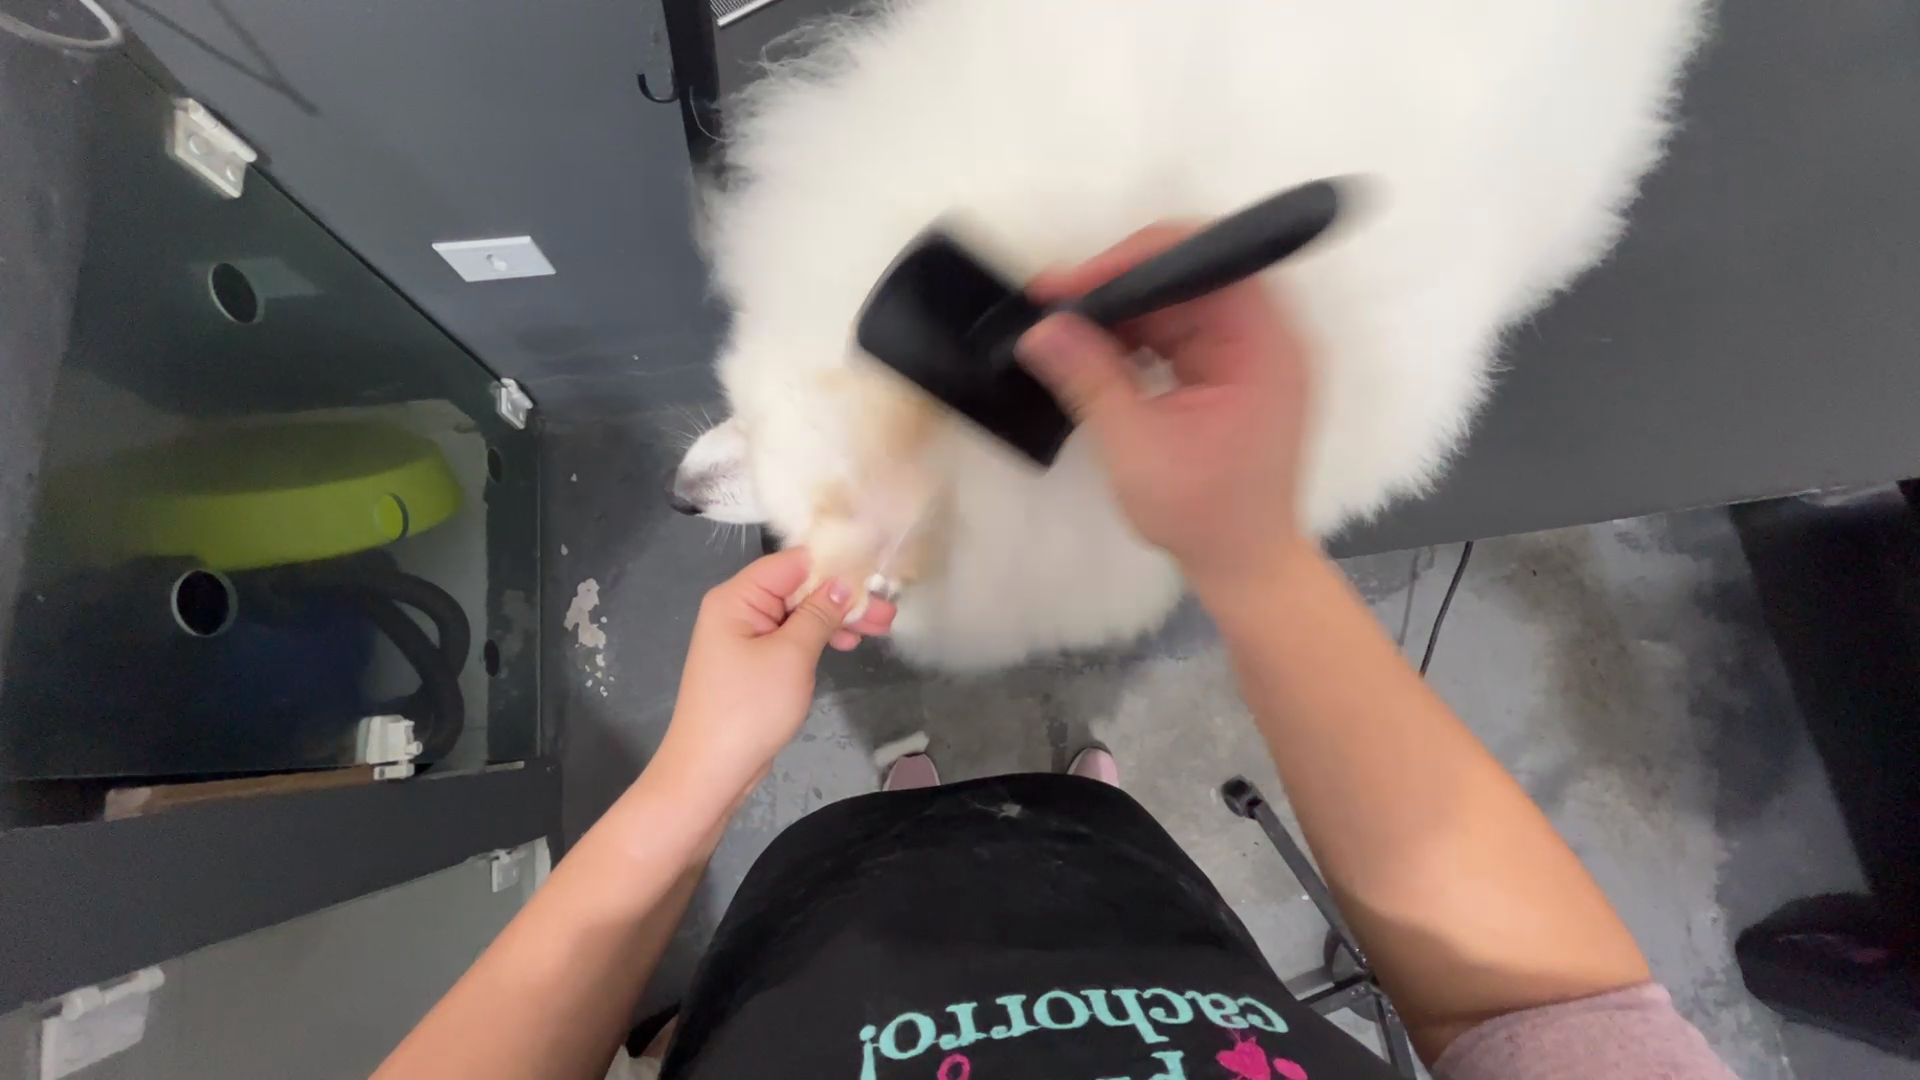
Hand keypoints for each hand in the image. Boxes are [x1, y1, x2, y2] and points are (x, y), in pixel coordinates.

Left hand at [657, 549, 896, 798]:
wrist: (710, 772)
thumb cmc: (749, 708)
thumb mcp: (792, 655)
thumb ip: (819, 613)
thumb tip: (844, 581)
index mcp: (738, 597)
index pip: (793, 563)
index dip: (835, 565)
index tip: (875, 575)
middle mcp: (739, 609)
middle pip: (798, 588)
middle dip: (842, 597)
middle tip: (887, 611)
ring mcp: (746, 637)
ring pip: (799, 614)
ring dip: (837, 618)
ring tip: (881, 628)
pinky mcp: (755, 662)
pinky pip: (792, 636)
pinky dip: (820, 637)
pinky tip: (847, 643)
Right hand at [1018, 224, 1315, 592]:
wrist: (1244, 564)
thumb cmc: (1202, 516)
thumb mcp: (1136, 446)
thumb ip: (1089, 379)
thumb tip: (1040, 329)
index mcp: (1263, 344)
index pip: (1201, 262)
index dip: (1129, 262)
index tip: (1066, 286)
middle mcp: (1266, 336)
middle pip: (1189, 278)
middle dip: (1118, 288)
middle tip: (1052, 305)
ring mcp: (1250, 355)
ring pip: (1180, 305)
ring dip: (1123, 314)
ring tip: (1065, 329)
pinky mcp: (1231, 374)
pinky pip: (1181, 335)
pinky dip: (1138, 340)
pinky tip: (1097, 352)